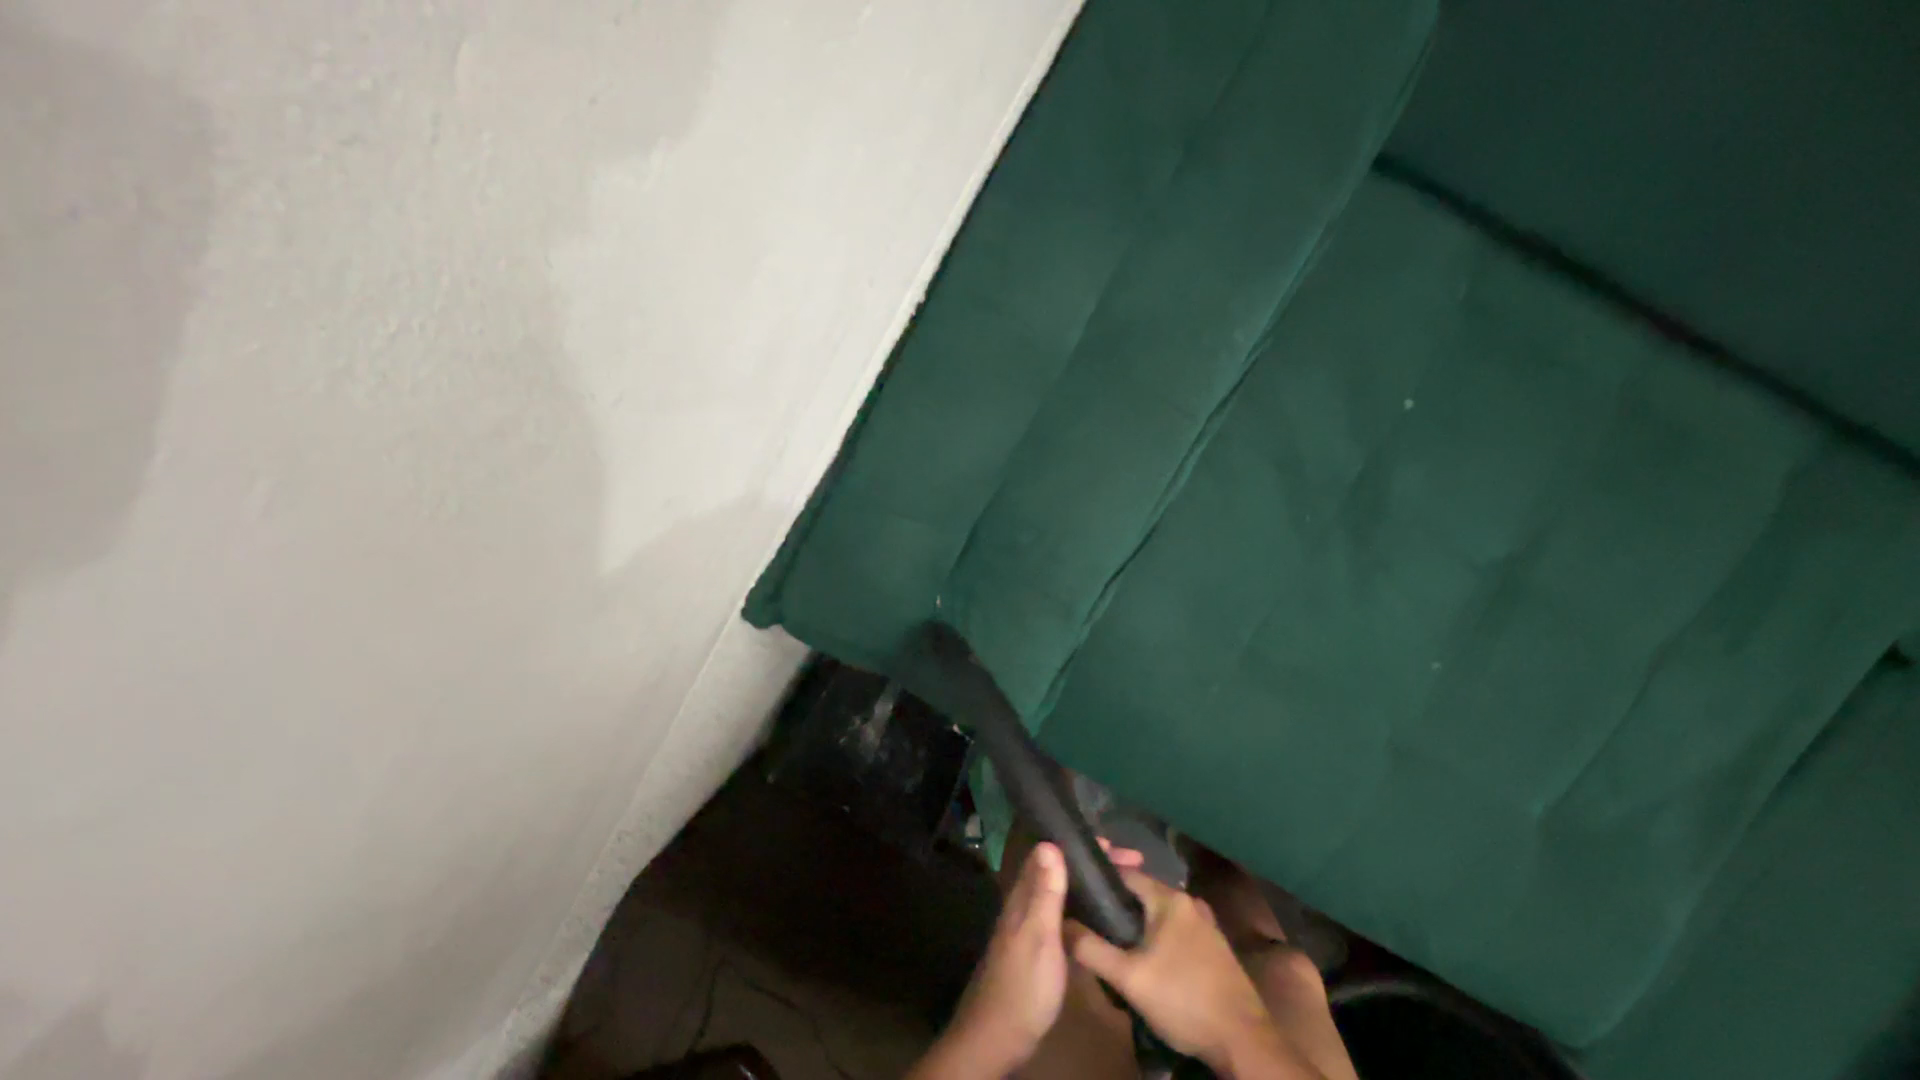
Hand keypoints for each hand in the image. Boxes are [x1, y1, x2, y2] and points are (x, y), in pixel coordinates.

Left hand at [917, 840, 1143, 1078]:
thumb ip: (1044, 892)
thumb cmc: (1023, 985)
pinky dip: (1087, 908)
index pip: (1050, 854)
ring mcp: (1033, 928)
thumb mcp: (1038, 935)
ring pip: (1064, 893)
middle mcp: (1026, 906)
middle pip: (1060, 871)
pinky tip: (1106, 918)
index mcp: (1023, 898)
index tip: (1115, 847)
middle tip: (1132, 865)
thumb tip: (1049, 842)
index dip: (1081, 845)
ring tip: (1126, 886)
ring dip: (1091, 884)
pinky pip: (1067, 915)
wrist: (999, 1036)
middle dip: (1093, 864)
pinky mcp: (1041, 949)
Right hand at [1066, 869, 1283, 1070]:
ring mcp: (1206, 927)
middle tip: (1089, 927)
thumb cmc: (1183, 999)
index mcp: (1171, 899)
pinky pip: (1174, 935)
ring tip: (1110, 947)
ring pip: (1158, 918)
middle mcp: (1190, 903)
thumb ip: (1090, 948)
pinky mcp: (1214, 950)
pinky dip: (1156, 942)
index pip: (1125, 875)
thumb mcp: (1128, 977)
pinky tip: (1143, 963)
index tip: (1075, 896)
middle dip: (1116, 910)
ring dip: (1136, 929)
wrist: (1242, 1040)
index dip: (1098, 882)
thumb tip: (1061, 924)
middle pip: (1142, 897)